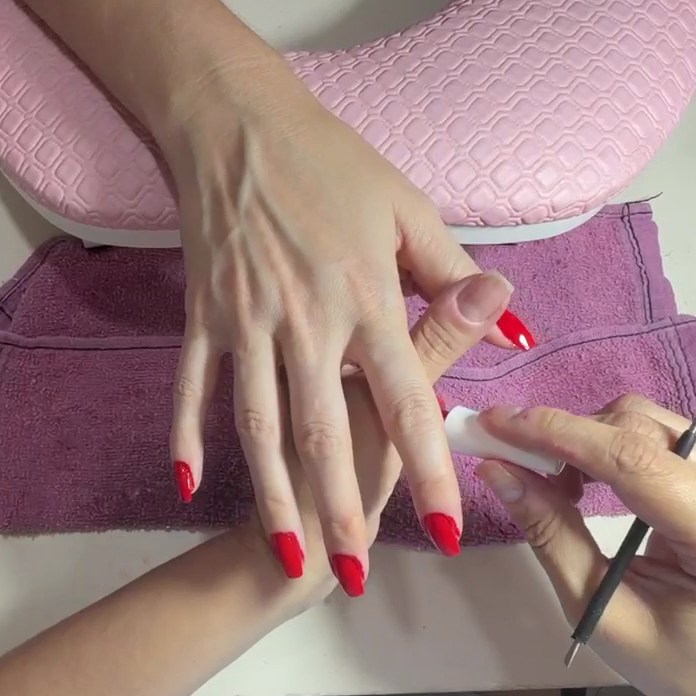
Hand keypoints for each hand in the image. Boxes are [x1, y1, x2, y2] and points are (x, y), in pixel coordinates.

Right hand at [164, 67, 523, 597]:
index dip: (432, 470)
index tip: (450, 529)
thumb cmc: (329, 163)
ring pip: (257, 426)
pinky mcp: (202, 319)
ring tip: (285, 551)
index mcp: (365, 297)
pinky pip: (192, 386)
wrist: (237, 125)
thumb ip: (452, 276)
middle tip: (353, 570)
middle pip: (324, 433)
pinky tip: (189, 481)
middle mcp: (305, 322)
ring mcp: (244, 324)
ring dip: (270, 493)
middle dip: (340, 509)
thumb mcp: (407, 207)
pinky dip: (186, 434)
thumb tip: (509, 322)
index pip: (408, 400)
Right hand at [473, 396, 695, 695]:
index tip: (500, 423)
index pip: (642, 466)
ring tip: (560, 477)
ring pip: (660, 425)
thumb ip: (549, 531)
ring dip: (594, 438)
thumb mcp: (593, 607)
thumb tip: (497, 467)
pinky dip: (620, 445)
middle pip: (650, 434)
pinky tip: (598, 476)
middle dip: (572, 437)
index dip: (565, 435)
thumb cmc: (666, 662)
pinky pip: (676, 436)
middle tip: (518, 460)